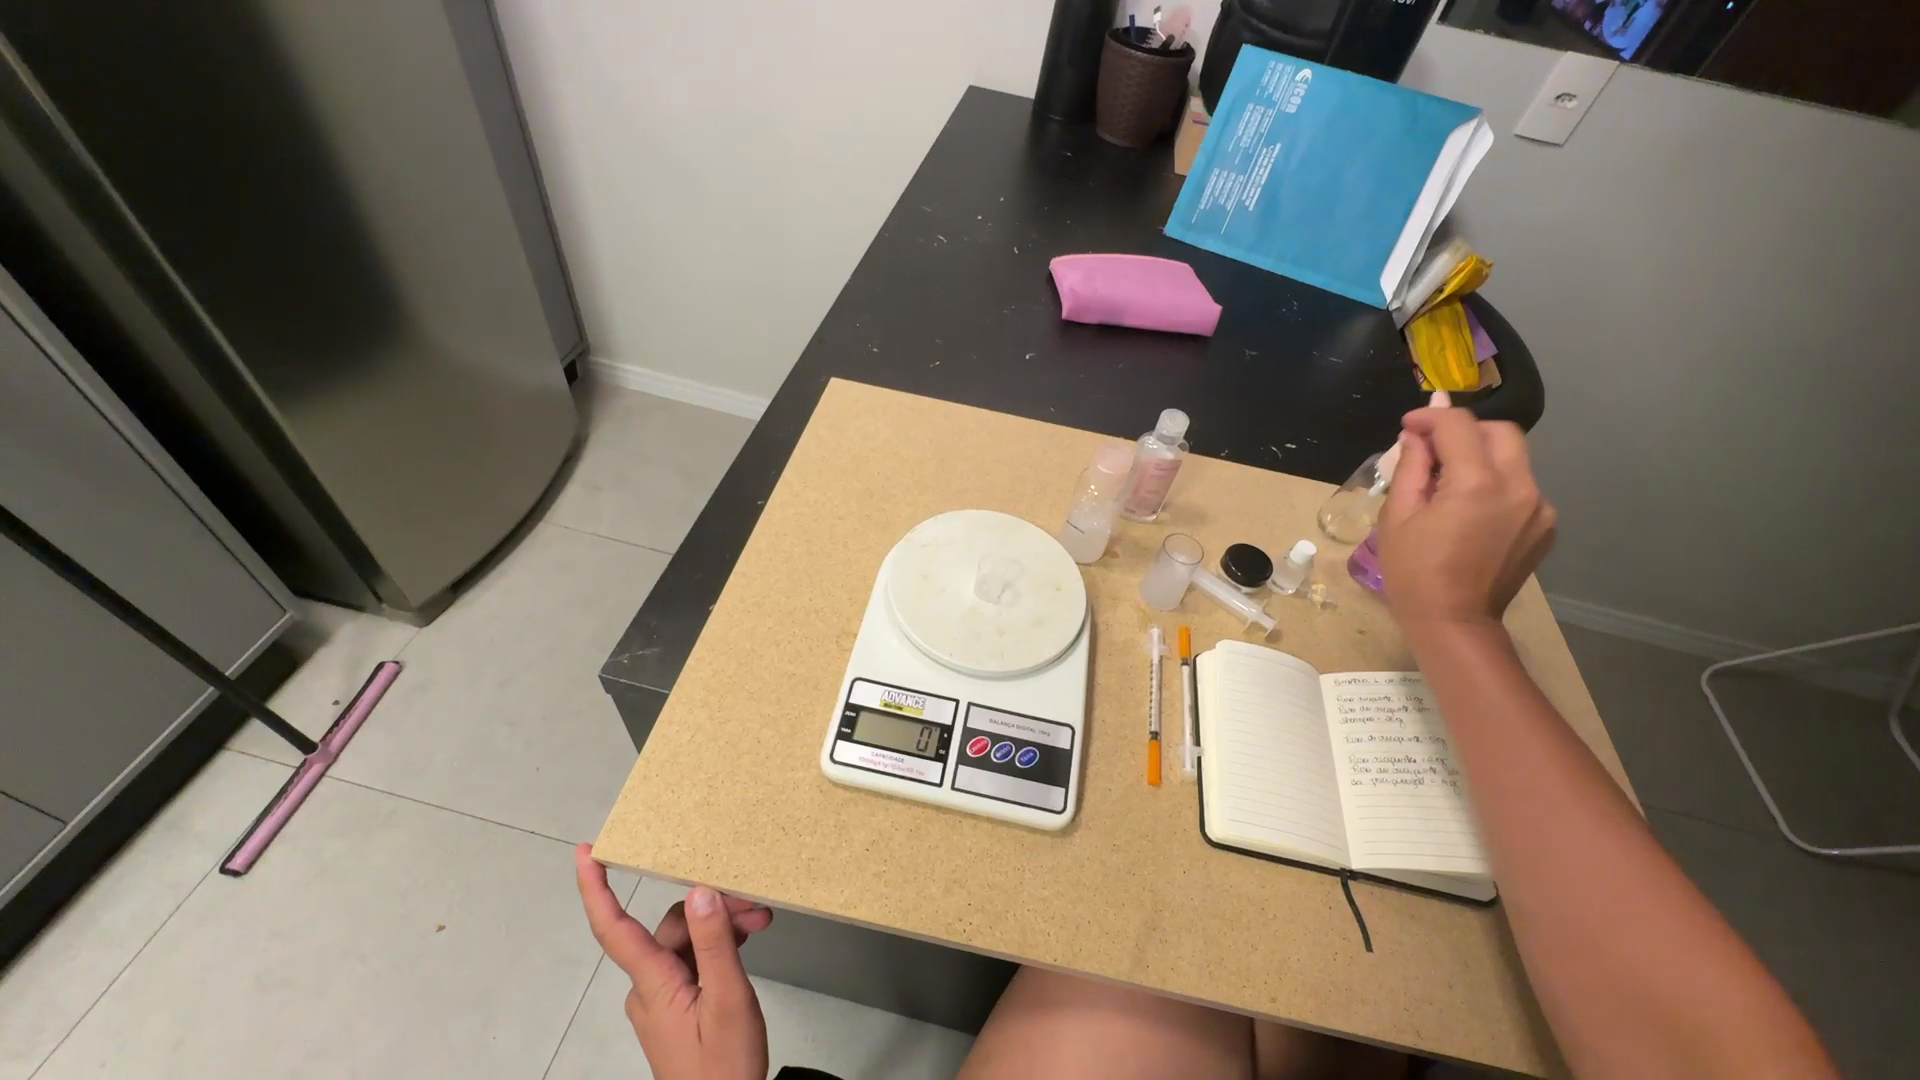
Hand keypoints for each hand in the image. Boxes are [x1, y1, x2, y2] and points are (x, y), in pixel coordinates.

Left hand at [573, 843, 773, 1079]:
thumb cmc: (725, 1065)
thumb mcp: (728, 999)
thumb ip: (714, 943)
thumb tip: (700, 889)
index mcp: (653, 984)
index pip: (613, 928)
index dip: (596, 888)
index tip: (586, 852)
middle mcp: (648, 987)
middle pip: (672, 927)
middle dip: (712, 906)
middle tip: (757, 906)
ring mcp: (662, 998)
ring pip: (686, 942)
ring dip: (722, 926)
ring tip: (761, 923)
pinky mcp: (676, 1007)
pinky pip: (691, 960)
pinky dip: (718, 945)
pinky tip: (746, 940)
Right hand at [1377, 407, 1555, 635]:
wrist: (1454, 622)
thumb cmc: (1413, 572)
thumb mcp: (1397, 516)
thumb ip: (1410, 467)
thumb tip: (1416, 436)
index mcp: (1476, 483)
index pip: (1459, 426)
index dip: (1430, 418)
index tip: (1408, 426)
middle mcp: (1519, 487)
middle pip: (1501, 431)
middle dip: (1465, 430)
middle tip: (1433, 448)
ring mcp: (1540, 507)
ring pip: (1514, 459)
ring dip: (1481, 458)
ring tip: (1449, 483)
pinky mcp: (1545, 526)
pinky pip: (1521, 488)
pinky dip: (1495, 485)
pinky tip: (1471, 510)